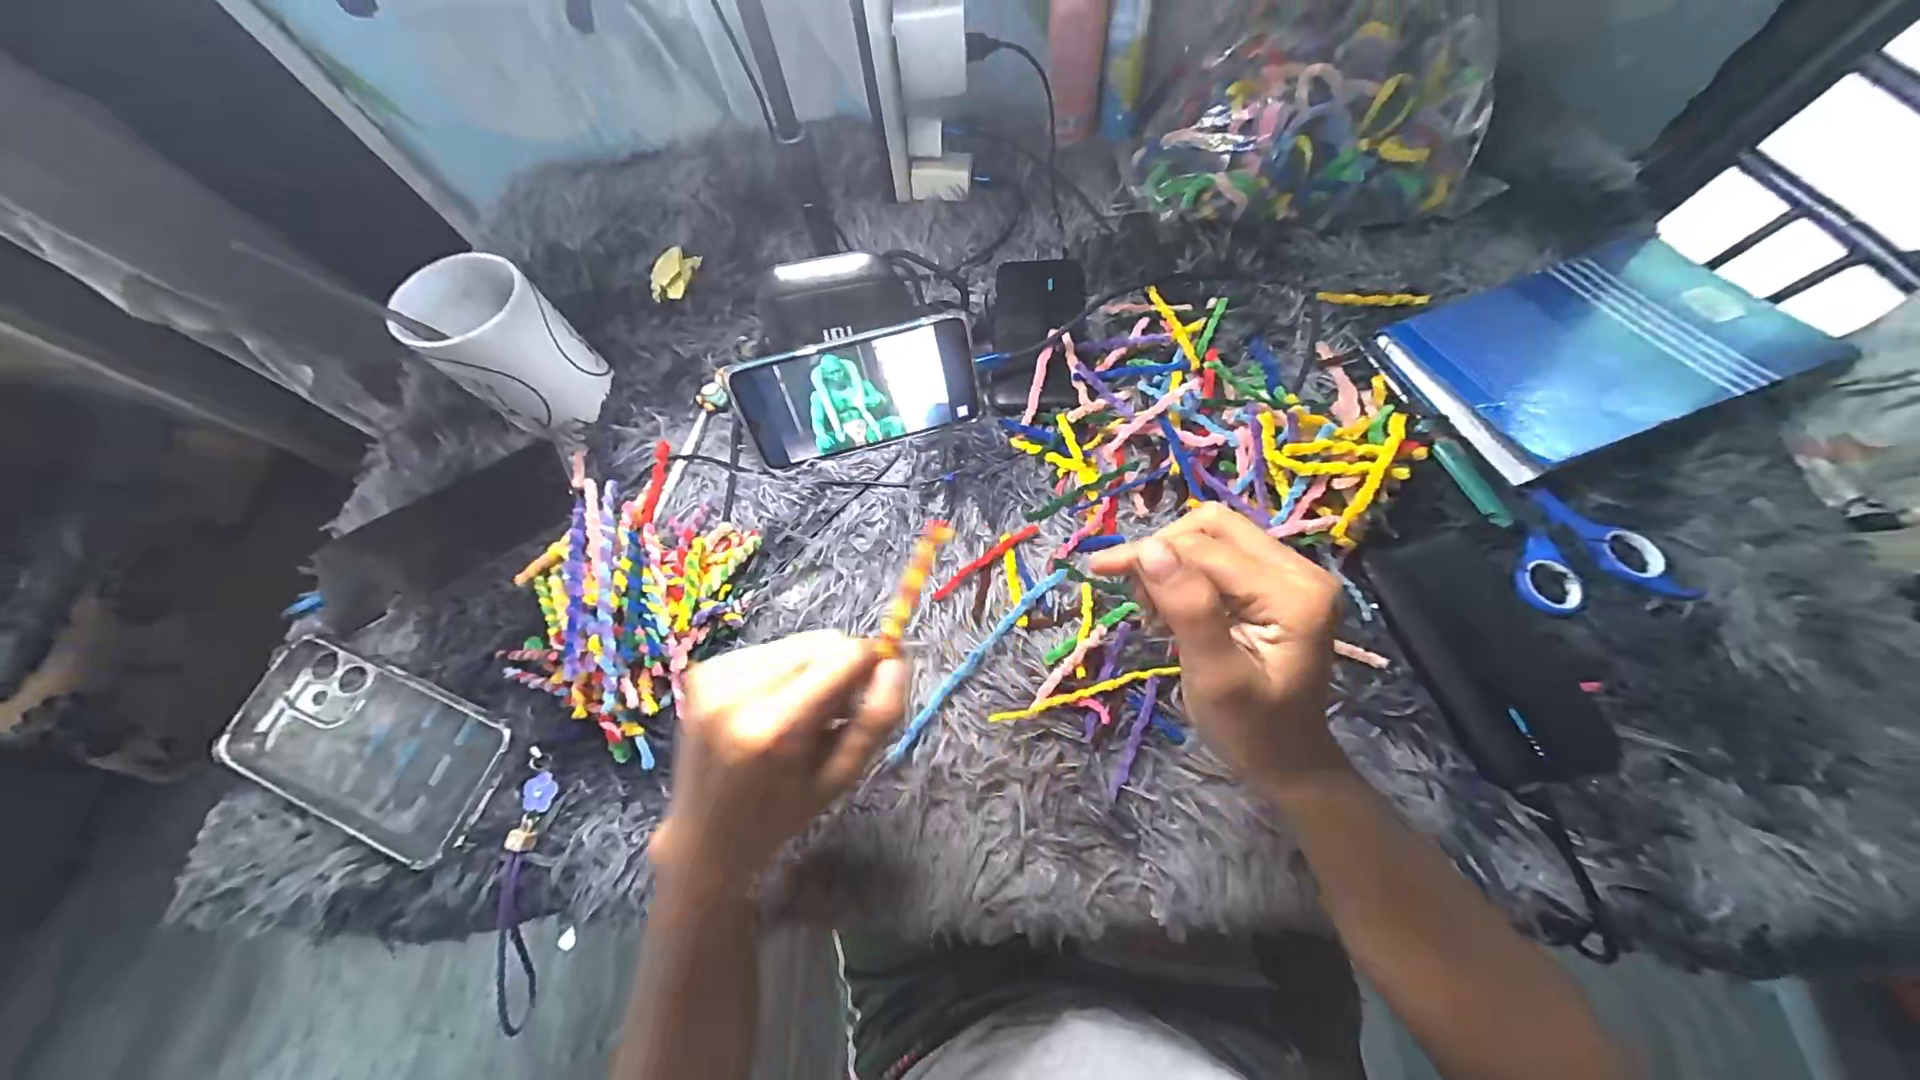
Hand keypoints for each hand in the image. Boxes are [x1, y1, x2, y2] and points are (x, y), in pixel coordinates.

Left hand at [651, 631, 907, 889]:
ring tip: (799, 715)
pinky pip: (769, 650)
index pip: (843, 654)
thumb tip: (897, 662)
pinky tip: (771, 708)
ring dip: (811, 670)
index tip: (872, 688)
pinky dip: (783, 672)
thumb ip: (877, 719)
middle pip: (821, 642)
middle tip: (831, 715)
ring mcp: (715, 677)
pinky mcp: (703, 670)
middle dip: (839, 669)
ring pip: (797, 642)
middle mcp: (738, 693)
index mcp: (776, 729)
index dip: (869, 662)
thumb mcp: (841, 777)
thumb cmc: (782, 812)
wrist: (704, 834)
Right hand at [1088, 504, 1348, 797]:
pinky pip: (1220, 554)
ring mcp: (1291, 573)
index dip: (1148, 553)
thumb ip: (1189, 609)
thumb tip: (1148, 548)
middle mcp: (1300, 570)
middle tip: (1136, 596)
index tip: (1097, 570)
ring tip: (1153, 606)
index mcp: (1294, 593)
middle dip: (1162, 551)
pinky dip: (1185, 570)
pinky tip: (1172, 604)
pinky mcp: (1276, 582)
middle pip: (1213, 526)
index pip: (1206, 549)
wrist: (1289, 759)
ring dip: (1171, 559)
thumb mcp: (1215, 676)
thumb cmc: (1250, 728)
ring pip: (1214, 534)